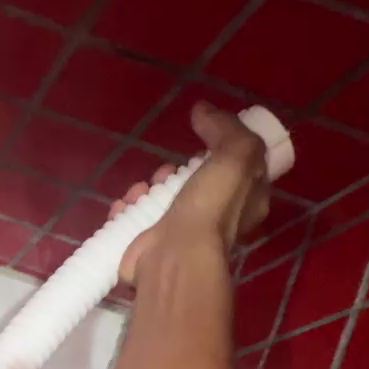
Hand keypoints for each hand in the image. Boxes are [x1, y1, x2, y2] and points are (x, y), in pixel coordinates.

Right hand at [116, 101, 271, 284]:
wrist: (173, 257)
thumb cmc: (210, 208)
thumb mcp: (236, 155)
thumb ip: (225, 128)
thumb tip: (201, 110)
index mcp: (246, 200)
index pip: (237, 168)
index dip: (218, 153)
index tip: (201, 147)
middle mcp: (215, 219)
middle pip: (192, 183)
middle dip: (173, 171)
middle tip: (165, 171)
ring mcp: (179, 235)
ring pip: (160, 200)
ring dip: (145, 188)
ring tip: (139, 190)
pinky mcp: (149, 246)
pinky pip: (134, 219)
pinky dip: (125, 210)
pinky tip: (122, 206)